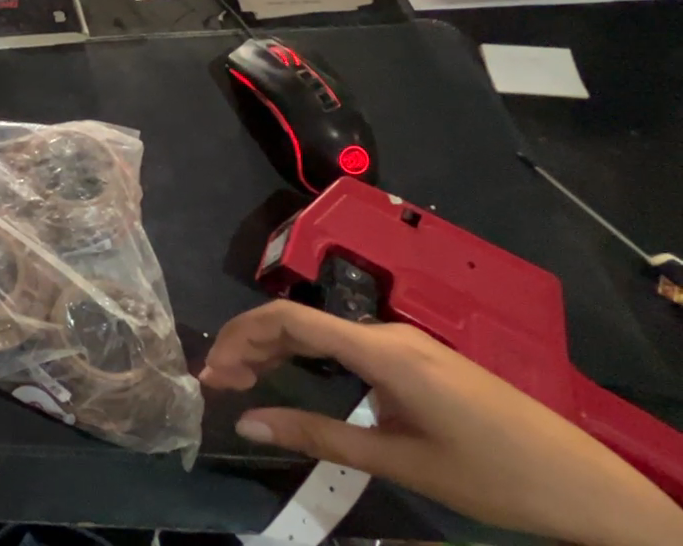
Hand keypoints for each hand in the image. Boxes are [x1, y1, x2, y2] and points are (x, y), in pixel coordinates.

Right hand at [200, 300, 682, 545]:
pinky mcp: (421, 357)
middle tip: (221, 383)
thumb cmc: (496, 476)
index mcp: (382, 351)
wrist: (598, 491)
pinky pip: (345, 342)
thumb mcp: (401, 462)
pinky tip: (295, 377)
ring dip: (275, 350)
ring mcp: (408, 342)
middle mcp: (389, 333)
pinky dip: (307, 355)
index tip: (213, 372)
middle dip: (249, 345)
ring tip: (247, 382)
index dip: (240, 337)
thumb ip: (317, 436)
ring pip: (320, 330)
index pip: (287, 319)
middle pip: (298, 320)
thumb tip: (245, 423)